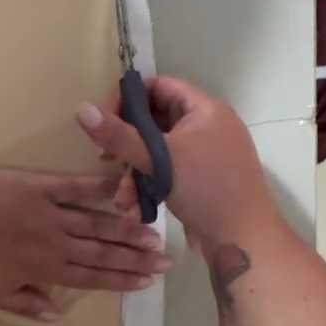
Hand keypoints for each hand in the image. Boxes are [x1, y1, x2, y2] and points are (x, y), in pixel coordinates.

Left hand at [0, 169, 169, 320]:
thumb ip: (25, 304)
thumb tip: (54, 314)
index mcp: (45, 269)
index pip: (91, 277)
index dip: (121, 280)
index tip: (147, 281)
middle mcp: (55, 242)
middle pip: (101, 251)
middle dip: (135, 257)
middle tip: (166, 261)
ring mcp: (48, 212)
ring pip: (96, 222)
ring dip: (125, 229)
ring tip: (154, 233)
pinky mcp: (37, 186)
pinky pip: (72, 186)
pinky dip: (97, 187)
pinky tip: (121, 186)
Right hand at [75, 76, 281, 252]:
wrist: (244, 239)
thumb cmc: (206, 188)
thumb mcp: (157, 159)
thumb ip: (118, 135)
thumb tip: (81, 108)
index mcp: (204, 110)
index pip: (159, 86)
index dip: (128, 99)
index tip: (105, 123)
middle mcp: (206, 126)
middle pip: (154, 121)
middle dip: (127, 144)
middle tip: (106, 160)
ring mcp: (204, 153)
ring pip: (156, 151)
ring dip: (134, 172)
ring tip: (122, 197)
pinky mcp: (200, 178)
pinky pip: (166, 170)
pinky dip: (149, 185)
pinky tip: (135, 206)